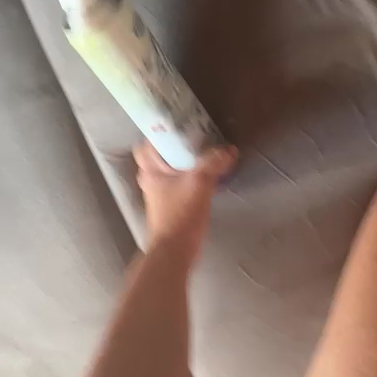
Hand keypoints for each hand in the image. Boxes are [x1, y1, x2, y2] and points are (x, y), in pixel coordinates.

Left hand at [135, 143, 236, 265]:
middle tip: (195, 139)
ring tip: (204, 156)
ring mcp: (159, 195)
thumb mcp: (200, 182)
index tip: (179, 125)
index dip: (159, 133)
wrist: (176, 251)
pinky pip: (179, 185)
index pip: (146, 143)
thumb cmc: (181, 212)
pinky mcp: (170, 207)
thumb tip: (230, 150)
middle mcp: (151, 180)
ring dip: (184, 164)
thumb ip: (215, 162)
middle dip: (175, 148)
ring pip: (170, 171)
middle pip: (159, 157)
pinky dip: (190, 179)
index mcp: (150, 170)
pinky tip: (208, 178)